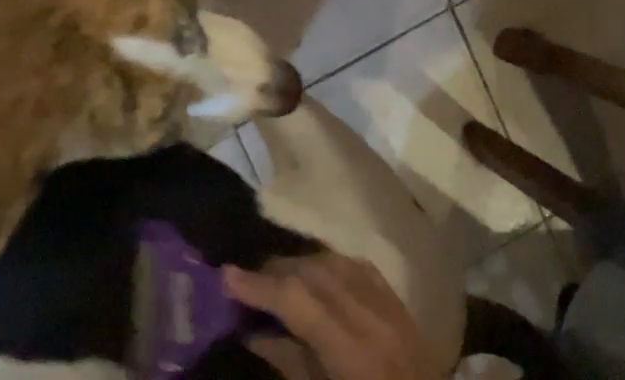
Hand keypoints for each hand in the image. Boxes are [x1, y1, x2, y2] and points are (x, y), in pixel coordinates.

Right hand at [223, 254, 431, 379]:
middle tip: (245, 284)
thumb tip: (252, 332)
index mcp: (351, 352)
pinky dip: (327, 265)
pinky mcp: (399, 304)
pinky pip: (356, 266)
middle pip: (311, 271)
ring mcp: (388, 307)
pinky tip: (313, 274)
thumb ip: (288, 363)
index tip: (225, 277)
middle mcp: (370, 318)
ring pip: (331, 261)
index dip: (257, 285)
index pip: (296, 299)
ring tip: (276, 280)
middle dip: (272, 272)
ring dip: (297, 265)